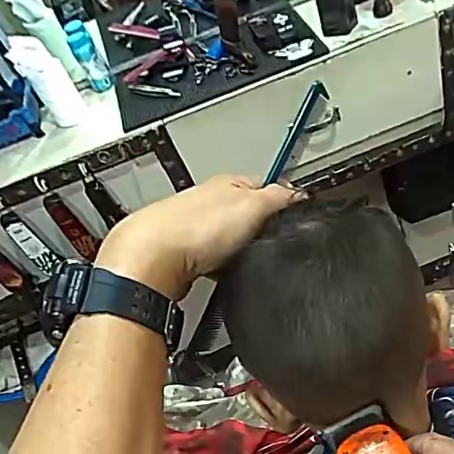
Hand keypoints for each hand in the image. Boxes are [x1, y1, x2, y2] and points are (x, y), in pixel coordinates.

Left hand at [95, 175, 300, 298]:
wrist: (154, 259)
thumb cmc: (195, 229)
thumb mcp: (254, 205)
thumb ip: (279, 197)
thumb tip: (299, 194)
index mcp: (229, 183)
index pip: (268, 186)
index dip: (285, 201)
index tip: (296, 215)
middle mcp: (212, 201)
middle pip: (251, 216)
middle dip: (263, 231)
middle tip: (267, 242)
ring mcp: (200, 227)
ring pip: (235, 240)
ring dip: (243, 251)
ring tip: (242, 257)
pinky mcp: (192, 253)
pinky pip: (220, 261)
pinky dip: (226, 267)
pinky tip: (225, 270)